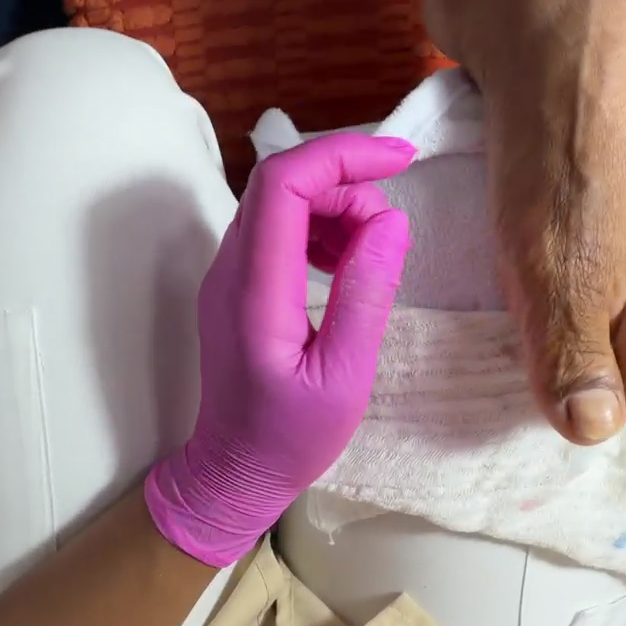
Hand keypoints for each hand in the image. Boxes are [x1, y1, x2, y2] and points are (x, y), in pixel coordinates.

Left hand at [145, 134, 415, 565]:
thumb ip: (365, 296)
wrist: (233, 469)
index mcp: (255, 292)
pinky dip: (316, 230)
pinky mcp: (234, 288)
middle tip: (391, 228)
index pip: (282, 185)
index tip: (399, 162)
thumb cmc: (289, 438)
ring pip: (276, 204)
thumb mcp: (344, 378)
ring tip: (374, 250)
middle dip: (344, 182)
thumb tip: (390, 222)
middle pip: (279, 184)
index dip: (340, 156)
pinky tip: (346, 263)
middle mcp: (229, 272)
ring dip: (332, 207)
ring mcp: (225, 277)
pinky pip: (274, 233)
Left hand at [424, 0, 625, 443]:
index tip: (604, 425)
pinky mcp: (589, 145)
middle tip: (593, 397)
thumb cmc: (562, 154)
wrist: (554, 18)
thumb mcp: (562, 278)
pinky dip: (595, 252)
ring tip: (588, 349)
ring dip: (616, 314)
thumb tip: (597, 435)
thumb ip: (577, 352)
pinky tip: (576, 263)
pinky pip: (594, 219)